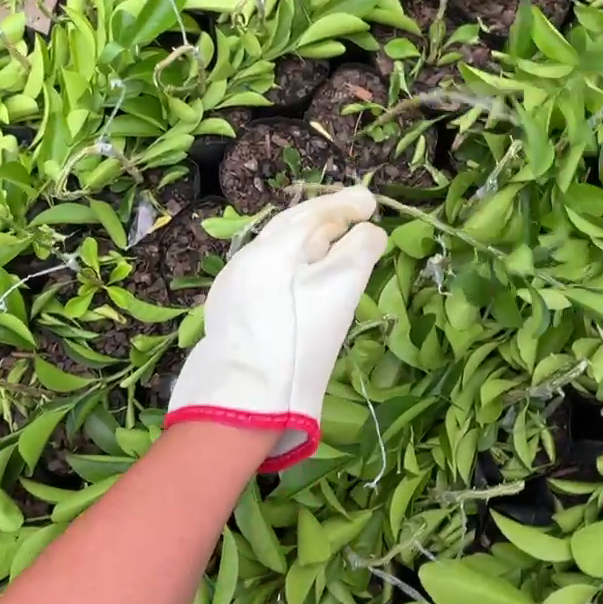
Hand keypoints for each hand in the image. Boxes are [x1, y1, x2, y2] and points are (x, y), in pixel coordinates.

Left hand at [165, 187, 386, 471]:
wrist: (244, 399)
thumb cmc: (298, 343)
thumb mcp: (338, 294)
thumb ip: (357, 254)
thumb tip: (368, 231)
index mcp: (274, 248)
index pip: (315, 213)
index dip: (347, 205)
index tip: (372, 203)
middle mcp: (249, 258)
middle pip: (291, 226)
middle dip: (326, 217)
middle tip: (356, 213)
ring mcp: (235, 284)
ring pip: (277, 249)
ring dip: (308, 239)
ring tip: (334, 238)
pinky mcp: (230, 309)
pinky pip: (266, 270)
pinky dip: (291, 262)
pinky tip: (302, 273)